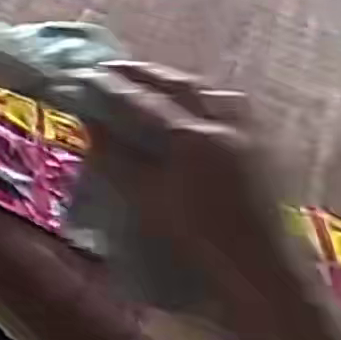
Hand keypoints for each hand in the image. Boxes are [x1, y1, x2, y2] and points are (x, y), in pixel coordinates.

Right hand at [77, 61, 287, 289]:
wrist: (258, 271)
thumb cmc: (189, 231)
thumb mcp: (138, 189)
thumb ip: (113, 148)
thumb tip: (89, 116)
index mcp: (193, 137)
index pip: (139, 99)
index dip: (105, 85)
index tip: (76, 75)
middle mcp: (227, 129)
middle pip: (182, 86)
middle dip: (144, 73)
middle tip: (108, 68)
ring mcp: (253, 139)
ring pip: (214, 94)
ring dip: (177, 82)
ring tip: (147, 82)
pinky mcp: (264, 152)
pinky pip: (232, 110)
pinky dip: (203, 98)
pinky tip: (185, 105)